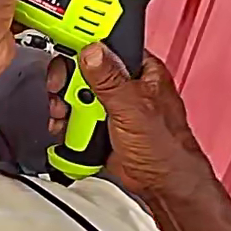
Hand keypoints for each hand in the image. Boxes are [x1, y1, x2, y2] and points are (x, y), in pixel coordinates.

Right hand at [48, 42, 215, 196]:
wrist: (160, 184)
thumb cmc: (165, 147)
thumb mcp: (132, 107)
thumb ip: (109, 79)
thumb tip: (92, 52)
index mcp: (139, 70)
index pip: (106, 46)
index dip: (84, 47)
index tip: (66, 53)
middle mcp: (124, 84)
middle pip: (83, 70)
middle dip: (68, 84)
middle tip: (65, 93)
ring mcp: (111, 104)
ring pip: (75, 94)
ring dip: (66, 106)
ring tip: (68, 116)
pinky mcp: (99, 124)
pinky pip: (75, 116)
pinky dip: (67, 123)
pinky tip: (70, 129)